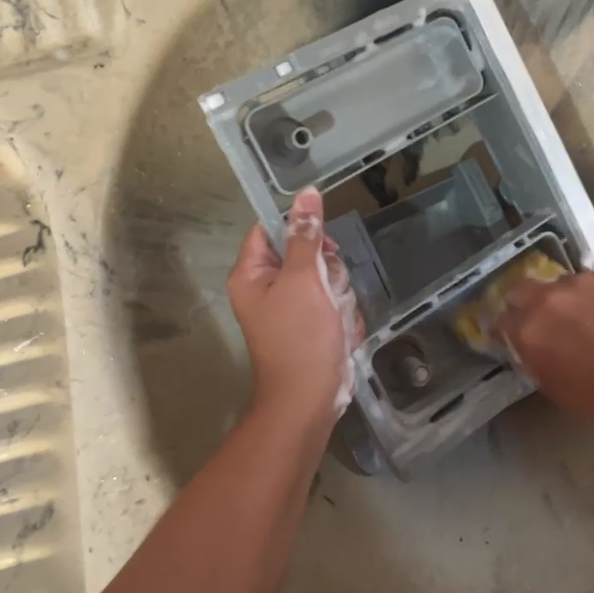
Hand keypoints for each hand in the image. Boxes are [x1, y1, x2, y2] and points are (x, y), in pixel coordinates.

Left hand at [226, 187, 363, 427]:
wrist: (310, 400)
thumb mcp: (304, 280)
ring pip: (327, 278)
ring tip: (335, 319)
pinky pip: (334, 303)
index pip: (271, 229)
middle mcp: (266, 288)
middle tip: (327, 292)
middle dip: (327, 272)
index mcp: (251, 274)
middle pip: (305, 253)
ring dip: (339, 297)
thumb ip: (306, 236)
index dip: (299, 230)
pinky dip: (342, 317)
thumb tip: (306, 192)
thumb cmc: (300, 337)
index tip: (323, 244)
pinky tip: (340, 334)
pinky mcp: (312, 326)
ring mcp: (290, 309)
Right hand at [495, 266, 593, 430]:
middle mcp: (546, 298)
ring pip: (563, 284)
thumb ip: (535, 358)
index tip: (513, 335)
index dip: (506, 329)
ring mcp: (580, 281)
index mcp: (527, 330)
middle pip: (522, 289)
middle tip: (547, 320)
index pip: (500, 321)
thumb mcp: (554, 386)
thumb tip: (532, 347)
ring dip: (568, 298)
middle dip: (528, 302)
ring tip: (592, 318)